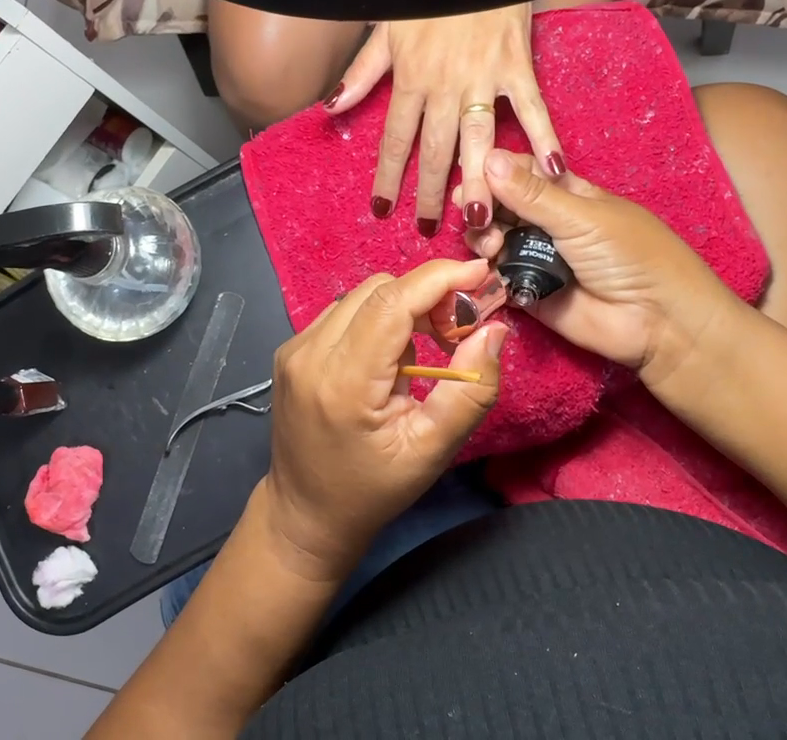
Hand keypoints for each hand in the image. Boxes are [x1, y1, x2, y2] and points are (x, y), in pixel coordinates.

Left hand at [262, 260, 505, 580]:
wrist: (305, 512)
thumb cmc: (372, 489)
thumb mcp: (432, 450)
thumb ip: (470, 390)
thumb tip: (495, 329)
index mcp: (343, 382)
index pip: (392, 303)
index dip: (439, 279)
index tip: (481, 274)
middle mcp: (310, 354)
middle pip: (377, 290)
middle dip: (426, 297)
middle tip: (458, 332)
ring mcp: (294, 348)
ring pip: (360, 296)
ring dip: (402, 308)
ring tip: (425, 352)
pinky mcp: (292, 349)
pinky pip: (343, 313)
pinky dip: (376, 320)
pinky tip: (390, 360)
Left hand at [324, 6, 561, 236]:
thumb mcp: (385, 30)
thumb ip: (361, 73)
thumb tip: (331, 108)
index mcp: (410, 78)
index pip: (395, 138)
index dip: (388, 176)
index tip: (382, 209)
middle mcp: (444, 86)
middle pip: (434, 150)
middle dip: (429, 192)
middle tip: (428, 229)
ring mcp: (483, 78)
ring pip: (477, 139)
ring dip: (478, 181)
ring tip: (478, 219)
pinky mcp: (517, 66)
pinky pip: (531, 108)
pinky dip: (544, 136)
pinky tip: (553, 169)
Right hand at [461, 149, 743, 385]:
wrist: (658, 322)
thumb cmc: (632, 255)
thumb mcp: (581, 217)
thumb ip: (532, 194)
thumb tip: (489, 157)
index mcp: (565, 193)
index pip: (518, 171)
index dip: (492, 171)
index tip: (472, 177)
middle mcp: (546, 221)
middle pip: (498, 203)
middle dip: (481, 205)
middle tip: (475, 214)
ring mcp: (534, 256)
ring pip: (491, 237)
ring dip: (482, 236)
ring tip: (491, 247)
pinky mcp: (526, 290)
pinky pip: (495, 275)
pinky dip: (482, 270)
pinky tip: (485, 268)